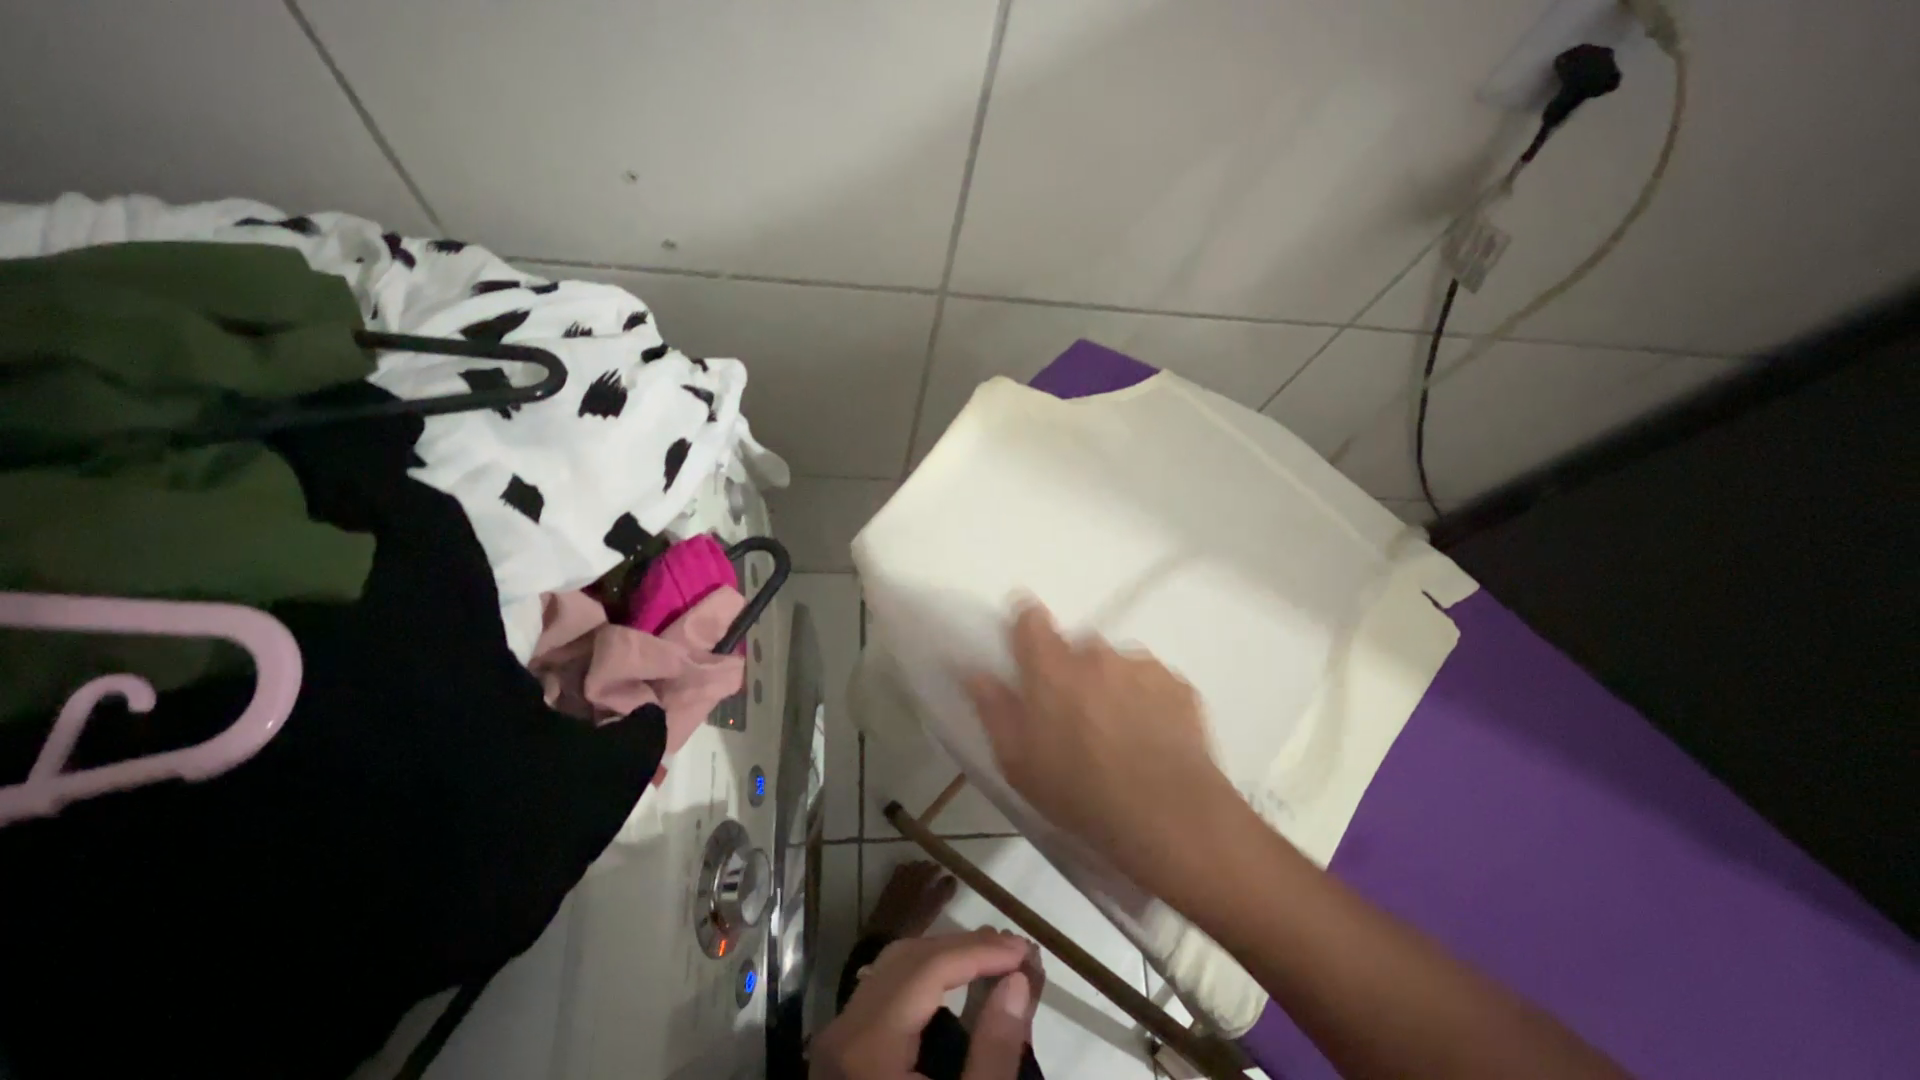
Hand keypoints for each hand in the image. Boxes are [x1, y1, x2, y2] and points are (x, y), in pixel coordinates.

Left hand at [812, 929, 1040, 1079]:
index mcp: (867, 1046)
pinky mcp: (841, 1055)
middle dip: (964, 948)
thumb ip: (996, 1052)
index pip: (927, 969)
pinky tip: (953, 985)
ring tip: (992, 960)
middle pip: (906, 960)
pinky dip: (920, 979)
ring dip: (942, 958)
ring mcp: (837, 1042)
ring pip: (890, 970)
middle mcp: (842, 1032)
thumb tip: (1018, 981)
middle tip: (1015, 952)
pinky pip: (881, 993)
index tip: (1026, 950)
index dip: (979, 951)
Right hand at [966, 603, 1240, 897]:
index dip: (1025, 630)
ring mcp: (1142, 666)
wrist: (1168, 817)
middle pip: (1076, 646)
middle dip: (1072, 672)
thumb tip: (978, 674)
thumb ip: (994, 710)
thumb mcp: (1018, 764)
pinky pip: (1153, 683)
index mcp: (1051, 667)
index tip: (1026, 655)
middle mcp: (1096, 653)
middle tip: (1074, 718)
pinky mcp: (1180, 685)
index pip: (1029, 618)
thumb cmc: (1080, 794)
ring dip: (1112, 686)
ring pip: (1117, 665)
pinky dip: (1147, 701)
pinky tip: (1149, 741)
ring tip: (1117, 735)